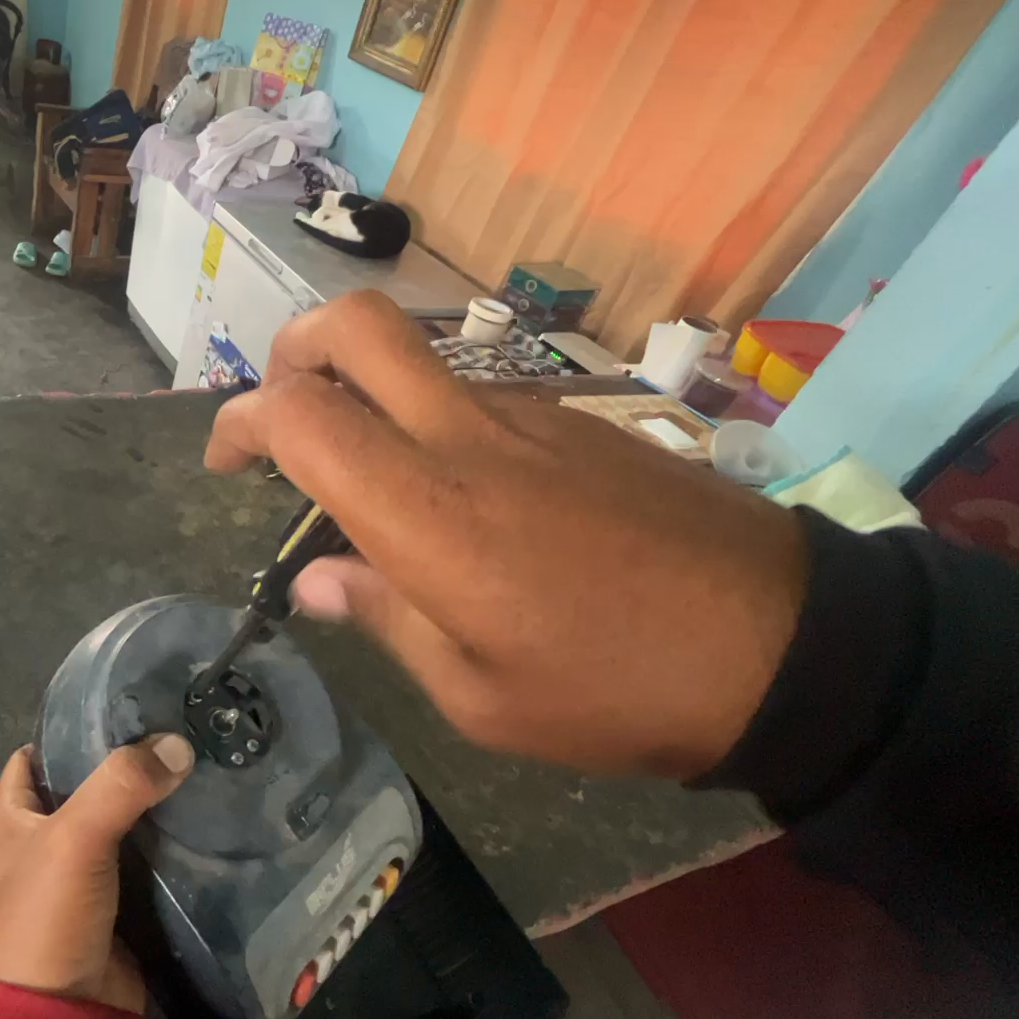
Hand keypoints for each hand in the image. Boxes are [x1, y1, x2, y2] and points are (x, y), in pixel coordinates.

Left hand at [0, 735, 195, 1011]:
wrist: (60, 1018)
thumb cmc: (44, 915)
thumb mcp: (72, 837)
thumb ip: (120, 785)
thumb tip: (176, 743)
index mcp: (11, 819)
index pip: (36, 755)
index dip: (71, 729)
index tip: (122, 706)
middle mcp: (42, 842)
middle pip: (86, 786)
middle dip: (125, 764)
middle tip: (174, 730)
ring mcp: (80, 875)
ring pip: (120, 821)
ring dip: (152, 803)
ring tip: (196, 761)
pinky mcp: (116, 903)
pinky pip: (143, 860)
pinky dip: (167, 842)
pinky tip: (200, 815)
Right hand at [204, 292, 808, 778]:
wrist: (791, 648)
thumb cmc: (611, 688)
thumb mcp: (474, 693)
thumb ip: (382, 616)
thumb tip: (316, 578)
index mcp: (425, 508)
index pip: (301, 414)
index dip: (241, 421)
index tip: (227, 463)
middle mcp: (464, 434)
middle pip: (354, 325)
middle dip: (292, 350)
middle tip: (283, 411)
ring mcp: (526, 414)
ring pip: (413, 362)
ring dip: (365, 397)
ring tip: (374, 487)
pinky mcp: (573, 418)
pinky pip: (471, 398)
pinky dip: (429, 426)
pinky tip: (462, 501)